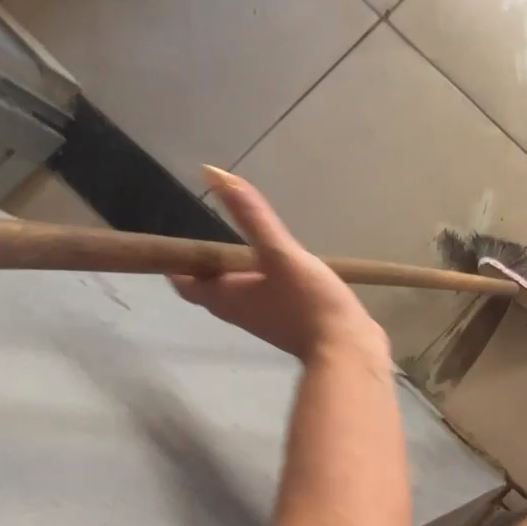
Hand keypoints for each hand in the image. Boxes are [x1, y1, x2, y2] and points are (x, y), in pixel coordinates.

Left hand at [173, 166, 388, 363]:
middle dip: (211, 263)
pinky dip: (269, 285)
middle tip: (216, 233)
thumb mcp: (282, 254)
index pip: (183, 279)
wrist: (350, 352)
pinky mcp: (292, 326)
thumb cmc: (310, 304)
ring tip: (252, 247)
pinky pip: (270, 301)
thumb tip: (213, 173)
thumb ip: (252, 216)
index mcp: (224, 296)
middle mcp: (238, 311)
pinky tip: (286, 270)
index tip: (178, 236)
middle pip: (211, 286)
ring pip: (242, 293)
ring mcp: (266, 321)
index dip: (176, 260)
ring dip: (241, 274)